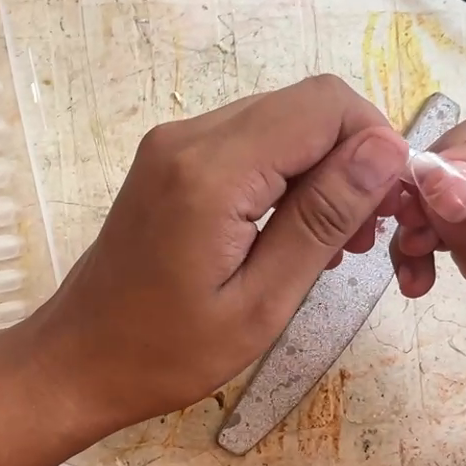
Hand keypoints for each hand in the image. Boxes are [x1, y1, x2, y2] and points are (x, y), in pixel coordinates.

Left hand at [19, 76, 407, 432]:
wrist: (78, 361)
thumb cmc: (166, 353)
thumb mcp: (261, 302)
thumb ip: (322, 218)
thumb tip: (386, 149)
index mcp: (212, 171)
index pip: (324, 104)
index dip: (374, 143)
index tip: (387, 210)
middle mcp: (188, 137)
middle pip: (304, 106)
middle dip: (351, 160)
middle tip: (362, 238)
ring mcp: (173, 145)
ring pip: (279, 124)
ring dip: (320, 172)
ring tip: (329, 246)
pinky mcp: (168, 162)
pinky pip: (247, 145)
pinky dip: (283, 179)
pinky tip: (288, 235)